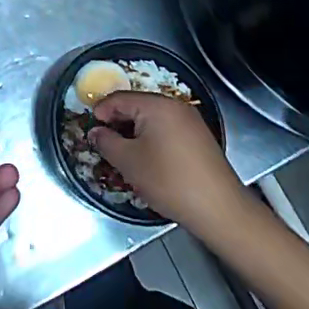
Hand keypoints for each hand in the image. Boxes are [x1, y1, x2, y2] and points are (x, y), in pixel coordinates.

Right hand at [90, 92, 250, 241]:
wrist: (219, 208)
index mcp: (157, 106)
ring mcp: (191, 122)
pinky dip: (152, 140)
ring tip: (123, 154)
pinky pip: (167, 130)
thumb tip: (96, 132)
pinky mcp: (199, 139)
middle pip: (137, 106)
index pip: (119, 99)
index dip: (100, 112)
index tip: (90, 129)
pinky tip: (148, 160)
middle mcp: (176, 107)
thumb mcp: (128, 161)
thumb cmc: (169, 180)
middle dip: (117, 123)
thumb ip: (106, 142)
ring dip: (134, 133)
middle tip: (104, 142)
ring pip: (152, 120)